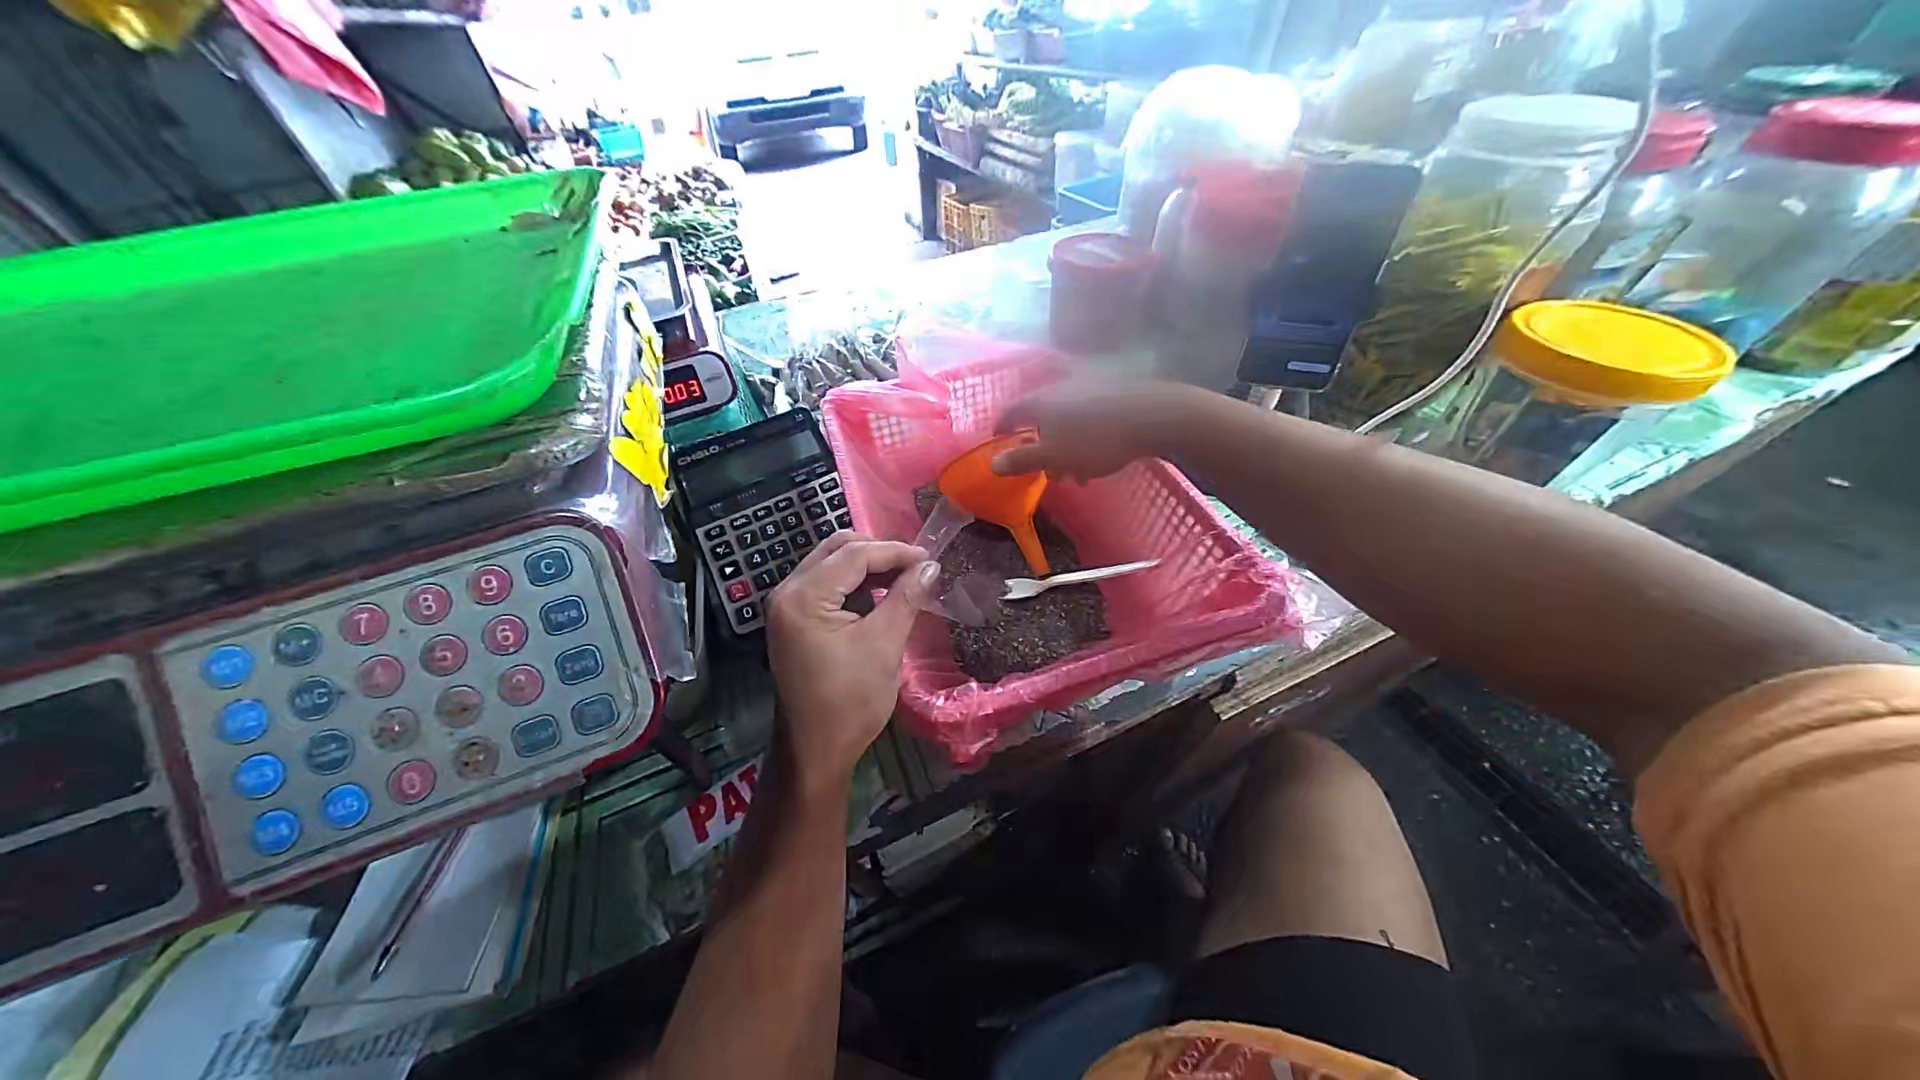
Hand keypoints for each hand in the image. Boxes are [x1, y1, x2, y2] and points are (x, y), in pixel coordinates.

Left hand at [765, 531, 938, 793]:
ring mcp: (785, 606)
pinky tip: (879, 594)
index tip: (929, 558)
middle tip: (915, 566)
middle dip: (878, 552)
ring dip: (866, 566)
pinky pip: (824, 585)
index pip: (853, 554)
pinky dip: (852, 584)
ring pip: (830, 564)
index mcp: (803, 597)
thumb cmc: (850, 701)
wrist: (815, 750)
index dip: (895, 552)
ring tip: (903, 578)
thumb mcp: (884, 645)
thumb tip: (929, 566)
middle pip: (837, 550)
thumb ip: (906, 597)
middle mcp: (786, 592)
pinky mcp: (791, 620)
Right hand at [992, 379, 1201, 480]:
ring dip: (1067, 445)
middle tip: (1045, 468)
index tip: (999, 438)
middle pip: (1042, 415)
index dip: (1003, 426)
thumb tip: (992, 463)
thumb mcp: (1054, 455)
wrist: (1153, 415)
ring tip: (1077, 472)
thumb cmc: (1096, 440)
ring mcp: (1090, 386)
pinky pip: (1091, 417)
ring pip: (1069, 419)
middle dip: (1042, 443)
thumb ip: (1023, 459)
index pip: (1012, 411)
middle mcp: (1061, 388)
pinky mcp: (1115, 391)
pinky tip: (1100, 458)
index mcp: (1042, 402)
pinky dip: (1087, 437)